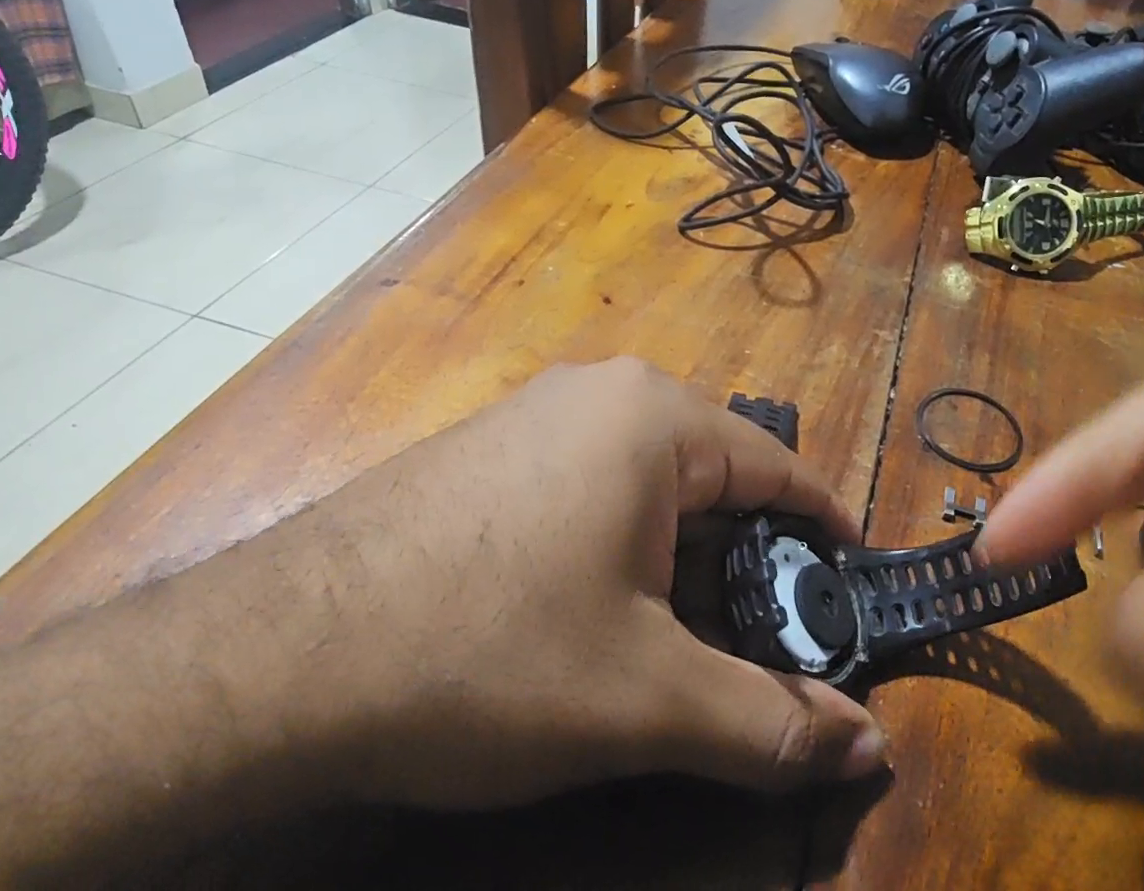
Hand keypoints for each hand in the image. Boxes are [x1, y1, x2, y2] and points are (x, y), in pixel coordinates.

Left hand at [284, 357, 885, 806]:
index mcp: (652, 417)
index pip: (779, 469)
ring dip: (681, 567)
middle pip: (712, 481)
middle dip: (750, 565)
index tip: (852, 597)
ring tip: (686, 647)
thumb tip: (873, 748)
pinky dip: (618, 556)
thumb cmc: (485, 656)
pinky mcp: (482, 460)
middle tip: (768, 649)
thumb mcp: (645, 700)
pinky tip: (595, 621)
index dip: (826, 536)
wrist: (269, 661)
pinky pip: (586, 496)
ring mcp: (528, 421)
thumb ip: (770, 724)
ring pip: (647, 492)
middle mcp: (594, 395)